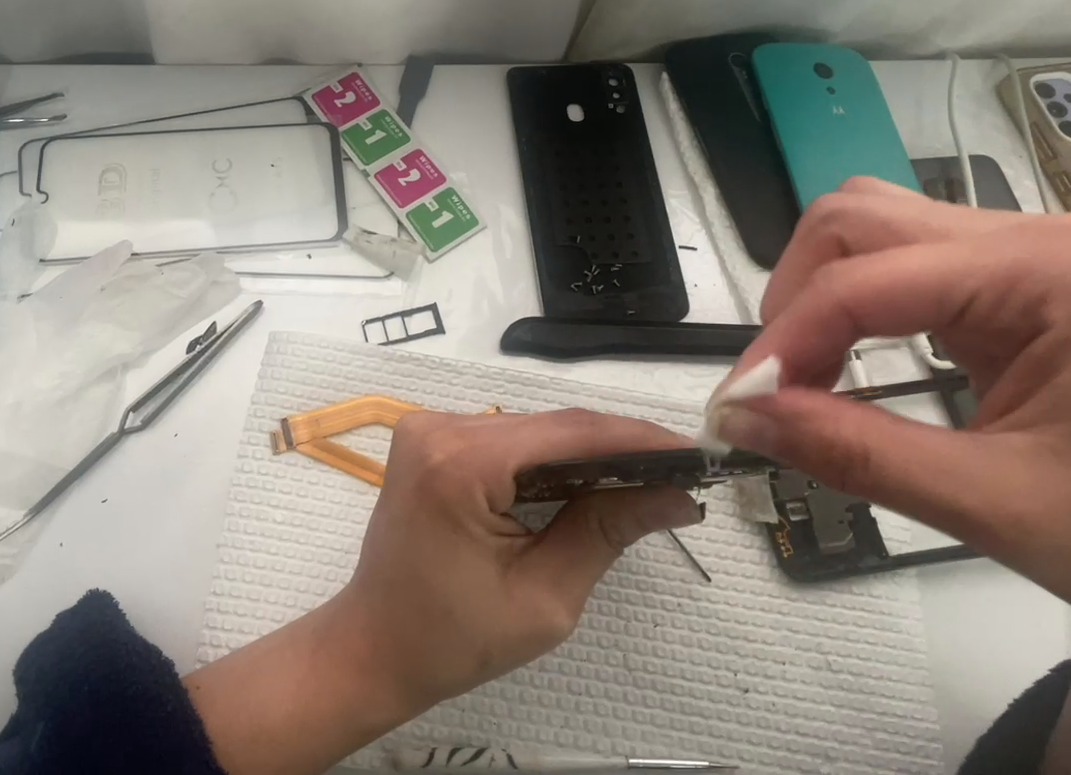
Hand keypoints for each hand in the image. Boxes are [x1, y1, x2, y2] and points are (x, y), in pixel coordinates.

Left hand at [186, 409, 696, 774]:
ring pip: (531, 429)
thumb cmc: (452, 638)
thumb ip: (606, 531)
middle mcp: (439, 428)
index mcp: (459, 462)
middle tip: (682, 471)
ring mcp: (429, 428)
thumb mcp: (544, 597)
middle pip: (549, 426)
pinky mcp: (430, 439)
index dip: (637, 439)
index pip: (567, 433)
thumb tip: (676, 495)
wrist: (374, 645)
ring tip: (650, 475)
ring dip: (587, 452)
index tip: (696, 452)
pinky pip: (506, 438)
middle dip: (618, 447)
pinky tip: (592, 477)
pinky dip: (550, 458)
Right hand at [707, 178, 1070, 676]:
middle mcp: (1043, 235)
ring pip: (879, 227)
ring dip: (821, 292)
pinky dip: (860, 303)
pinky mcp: (1034, 279)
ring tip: (806, 372)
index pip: (866, 279)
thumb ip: (854, 452)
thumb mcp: (1002, 508)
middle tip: (773, 384)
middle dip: (793, 296)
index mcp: (1055, 272)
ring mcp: (1041, 250)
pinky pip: (913, 261)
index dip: (783, 341)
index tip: (737, 409)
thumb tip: (741, 418)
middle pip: (860, 218)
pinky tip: (854, 359)